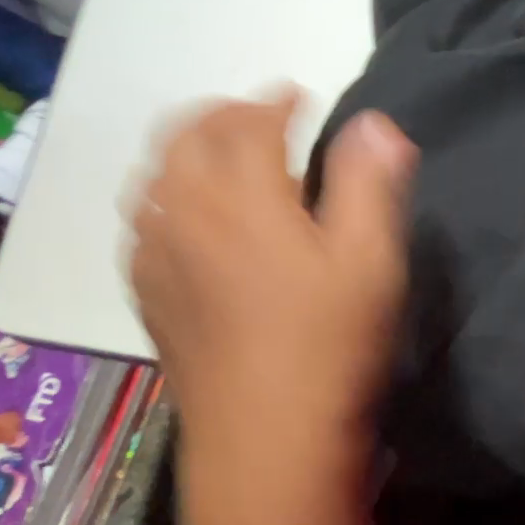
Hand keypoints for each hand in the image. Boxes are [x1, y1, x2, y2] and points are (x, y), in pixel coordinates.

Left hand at [128, 92, 414, 445]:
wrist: (268, 429)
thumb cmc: (333, 341)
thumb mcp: (373, 260)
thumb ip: (372, 184)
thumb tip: (378, 124)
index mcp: (241, 194)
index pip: (246, 122)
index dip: (275, 102)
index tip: (300, 95)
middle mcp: (181, 208)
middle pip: (187, 136)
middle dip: (225, 115)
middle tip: (264, 118)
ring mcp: (155, 250)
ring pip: (158, 174)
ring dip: (192, 149)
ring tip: (230, 158)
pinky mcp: (148, 289)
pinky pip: (147, 216)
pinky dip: (171, 192)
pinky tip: (198, 217)